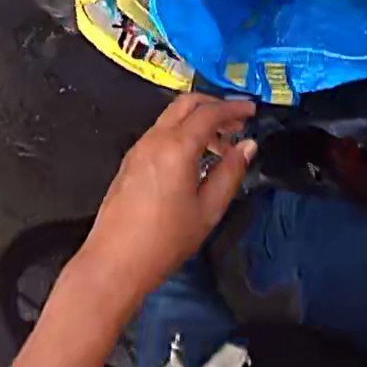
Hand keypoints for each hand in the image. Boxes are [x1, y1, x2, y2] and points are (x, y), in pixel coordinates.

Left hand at [67, 94, 256, 310]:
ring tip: (219, 145)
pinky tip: (193, 157)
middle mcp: (156, 138)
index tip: (252, 110)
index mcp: (177, 147)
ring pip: (172, 116)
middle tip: (236, 122)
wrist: (113, 264)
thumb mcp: (208, 210)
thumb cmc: (165, 240)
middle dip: (215, 105)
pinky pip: (161, 131)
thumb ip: (230, 173)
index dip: (234, 108)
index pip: (210, 113)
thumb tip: (248, 146)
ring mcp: (139, 147)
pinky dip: (182, 132)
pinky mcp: (130, 159)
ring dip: (198, 120)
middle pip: (187, 103)